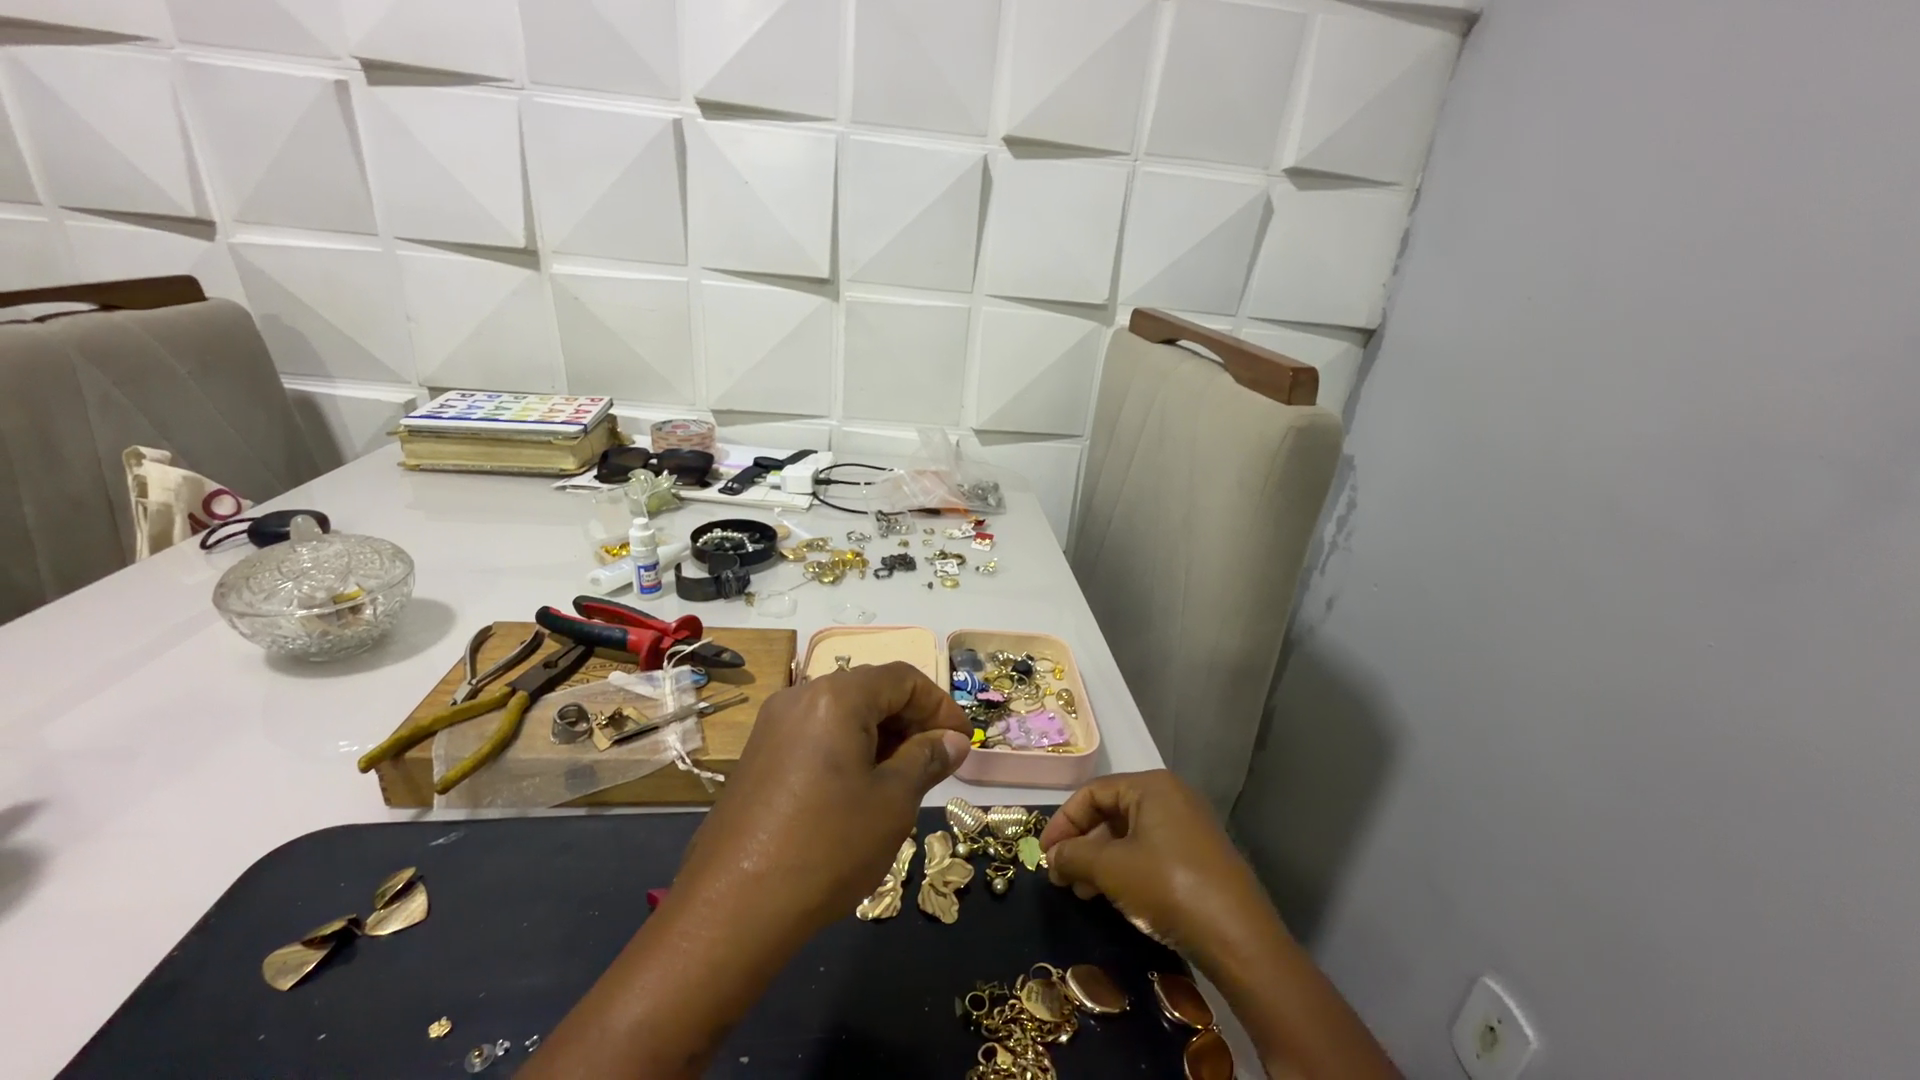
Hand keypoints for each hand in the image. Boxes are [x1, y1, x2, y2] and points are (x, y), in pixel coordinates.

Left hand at [671, 661, 972, 936]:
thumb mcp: (892, 802)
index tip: (963, 742)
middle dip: (911, 720)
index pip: (902, 678)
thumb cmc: (827, 847)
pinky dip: (849, 752)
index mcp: (835, 697)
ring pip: (842, 715)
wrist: (734, 906)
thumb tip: (952, 740)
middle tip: (940, 763)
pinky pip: (816, 737)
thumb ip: (927, 759)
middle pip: (870, 690)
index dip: (940, 705)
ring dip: (881, 737)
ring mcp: (772, 728)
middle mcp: (799, 699)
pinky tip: (862, 792)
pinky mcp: (758, 758)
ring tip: (906, 781)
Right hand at [1040, 769, 1277, 963]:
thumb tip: (1053, 857)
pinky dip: (1125, 869)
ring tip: (1081, 892)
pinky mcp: (1198, 857)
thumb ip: (1073, 855)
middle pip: (1111, 812)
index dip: (1063, 821)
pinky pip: (1150, 852)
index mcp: (1152, 786)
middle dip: (1081, 844)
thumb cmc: (1167, 886)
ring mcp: (1189, 827)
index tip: (1044, 854)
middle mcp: (1172, 798)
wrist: (1237, 936)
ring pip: (1130, 835)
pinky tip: (1112, 897)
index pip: (1092, 792)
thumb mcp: (1110, 869)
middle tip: (1060, 876)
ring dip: (1100, 860)